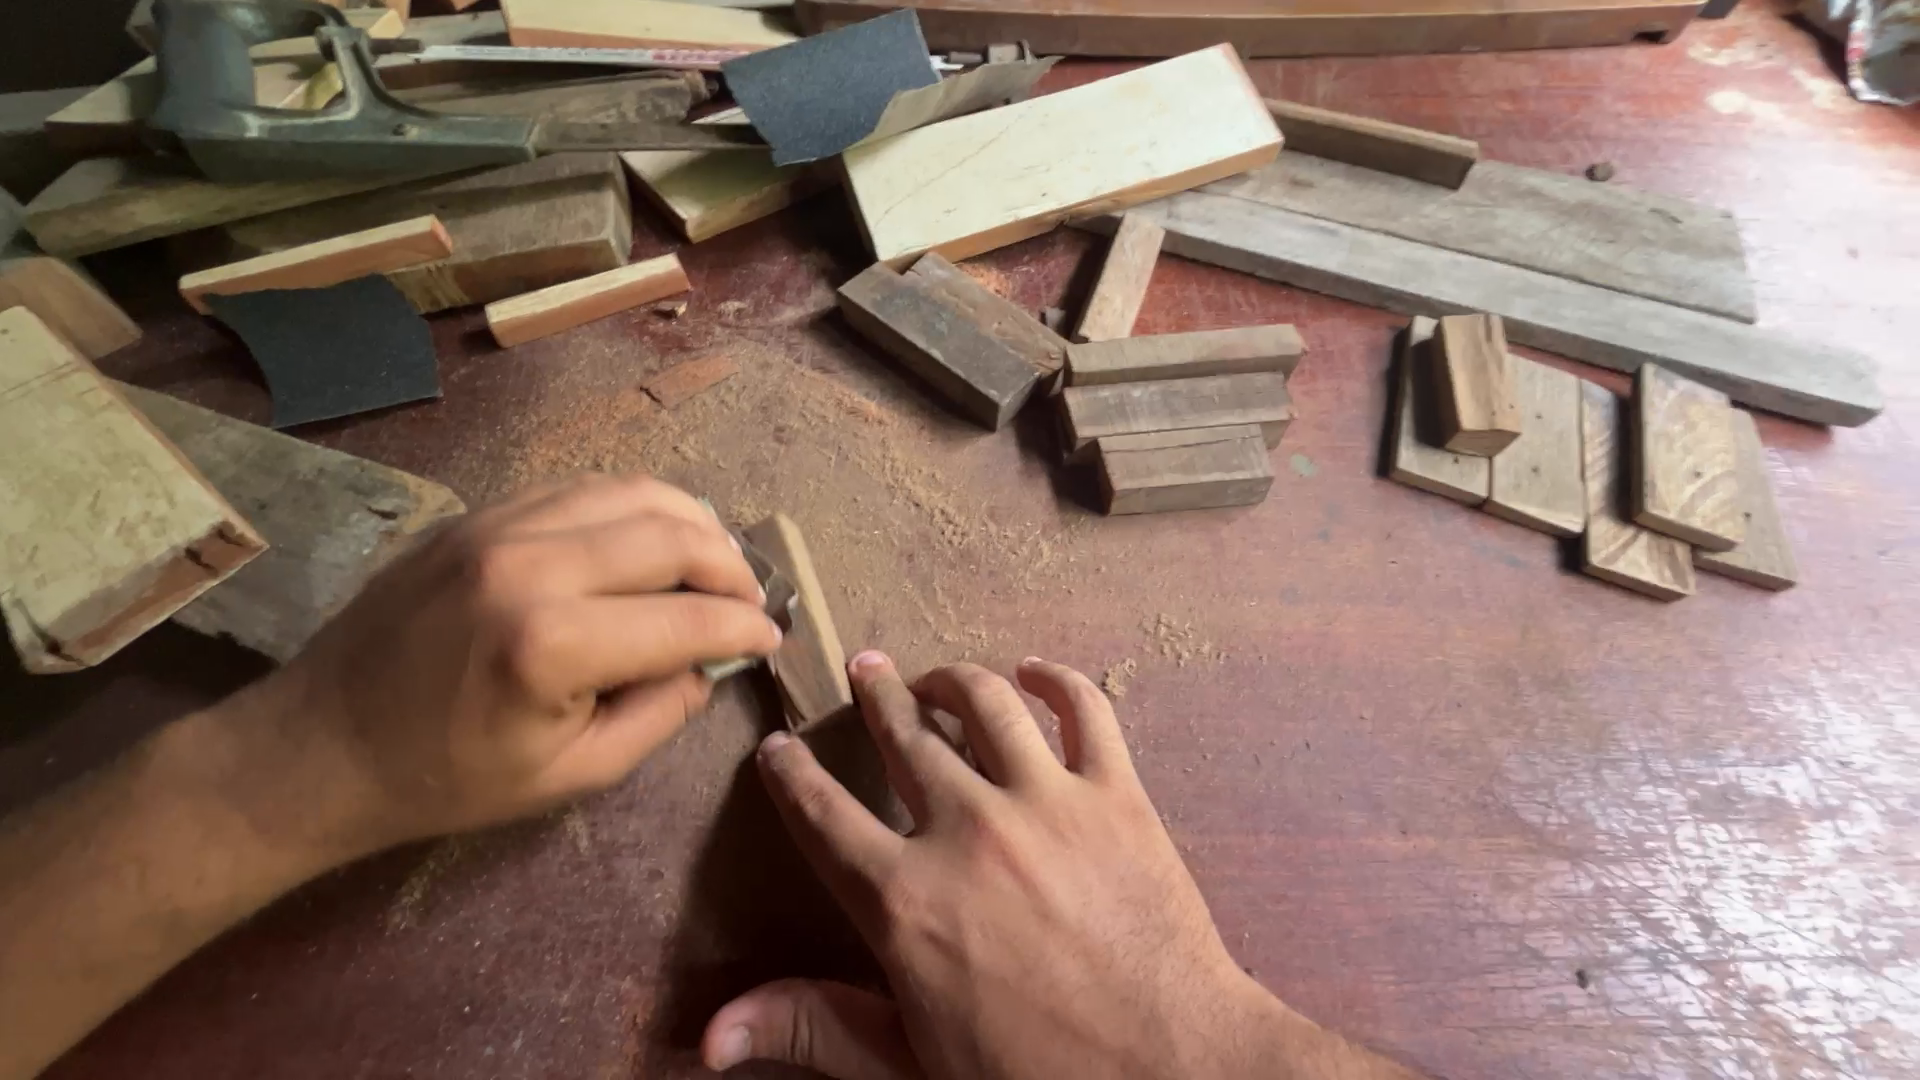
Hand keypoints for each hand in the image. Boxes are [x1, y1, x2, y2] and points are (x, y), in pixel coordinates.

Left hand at [217, 473, 782, 861]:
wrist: (317, 745)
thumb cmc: (449, 776)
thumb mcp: (574, 774)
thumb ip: (661, 713)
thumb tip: (710, 661)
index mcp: (552, 644)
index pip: (689, 619)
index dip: (746, 627)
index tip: (772, 637)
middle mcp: (533, 564)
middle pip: (674, 536)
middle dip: (733, 567)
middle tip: (752, 597)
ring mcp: (502, 525)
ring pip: (637, 493)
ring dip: (696, 523)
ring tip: (716, 558)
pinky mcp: (484, 512)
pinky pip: (589, 488)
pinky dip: (642, 508)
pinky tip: (656, 538)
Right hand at [699, 653, 1400, 1079]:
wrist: (1177, 1074)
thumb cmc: (1037, 1078)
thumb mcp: (912, 1067)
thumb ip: (815, 1031)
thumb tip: (711, 1033)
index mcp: (907, 898)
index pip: (826, 817)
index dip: (793, 778)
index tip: (778, 747)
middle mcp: (967, 829)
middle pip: (905, 735)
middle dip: (876, 693)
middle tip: (864, 665)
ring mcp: (1044, 800)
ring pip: (986, 703)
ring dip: (953, 677)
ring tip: (936, 672)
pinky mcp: (1113, 790)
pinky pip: (1083, 708)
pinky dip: (1057, 679)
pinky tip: (1035, 671)